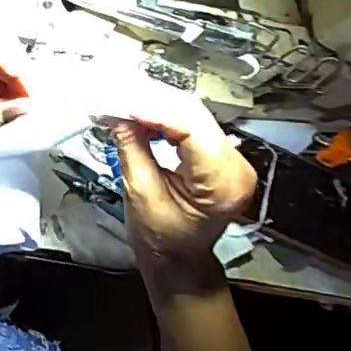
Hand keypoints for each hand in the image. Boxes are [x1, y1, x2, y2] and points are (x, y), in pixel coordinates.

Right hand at [103, 78, 255, 285]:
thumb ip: (131, 146)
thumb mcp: (140, 192)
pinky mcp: (219, 151)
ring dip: (154, 104)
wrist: (178, 256)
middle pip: (192, 115)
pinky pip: (191, 121)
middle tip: (115, 94)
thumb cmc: (162, 238)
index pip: (191, 129)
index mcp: (222, 184)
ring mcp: (231, 157)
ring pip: (191, 113)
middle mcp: (235, 167)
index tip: (123, 102)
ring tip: (122, 99)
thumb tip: (117, 110)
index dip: (154, 110)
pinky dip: (162, 113)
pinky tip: (140, 110)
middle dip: (151, 101)